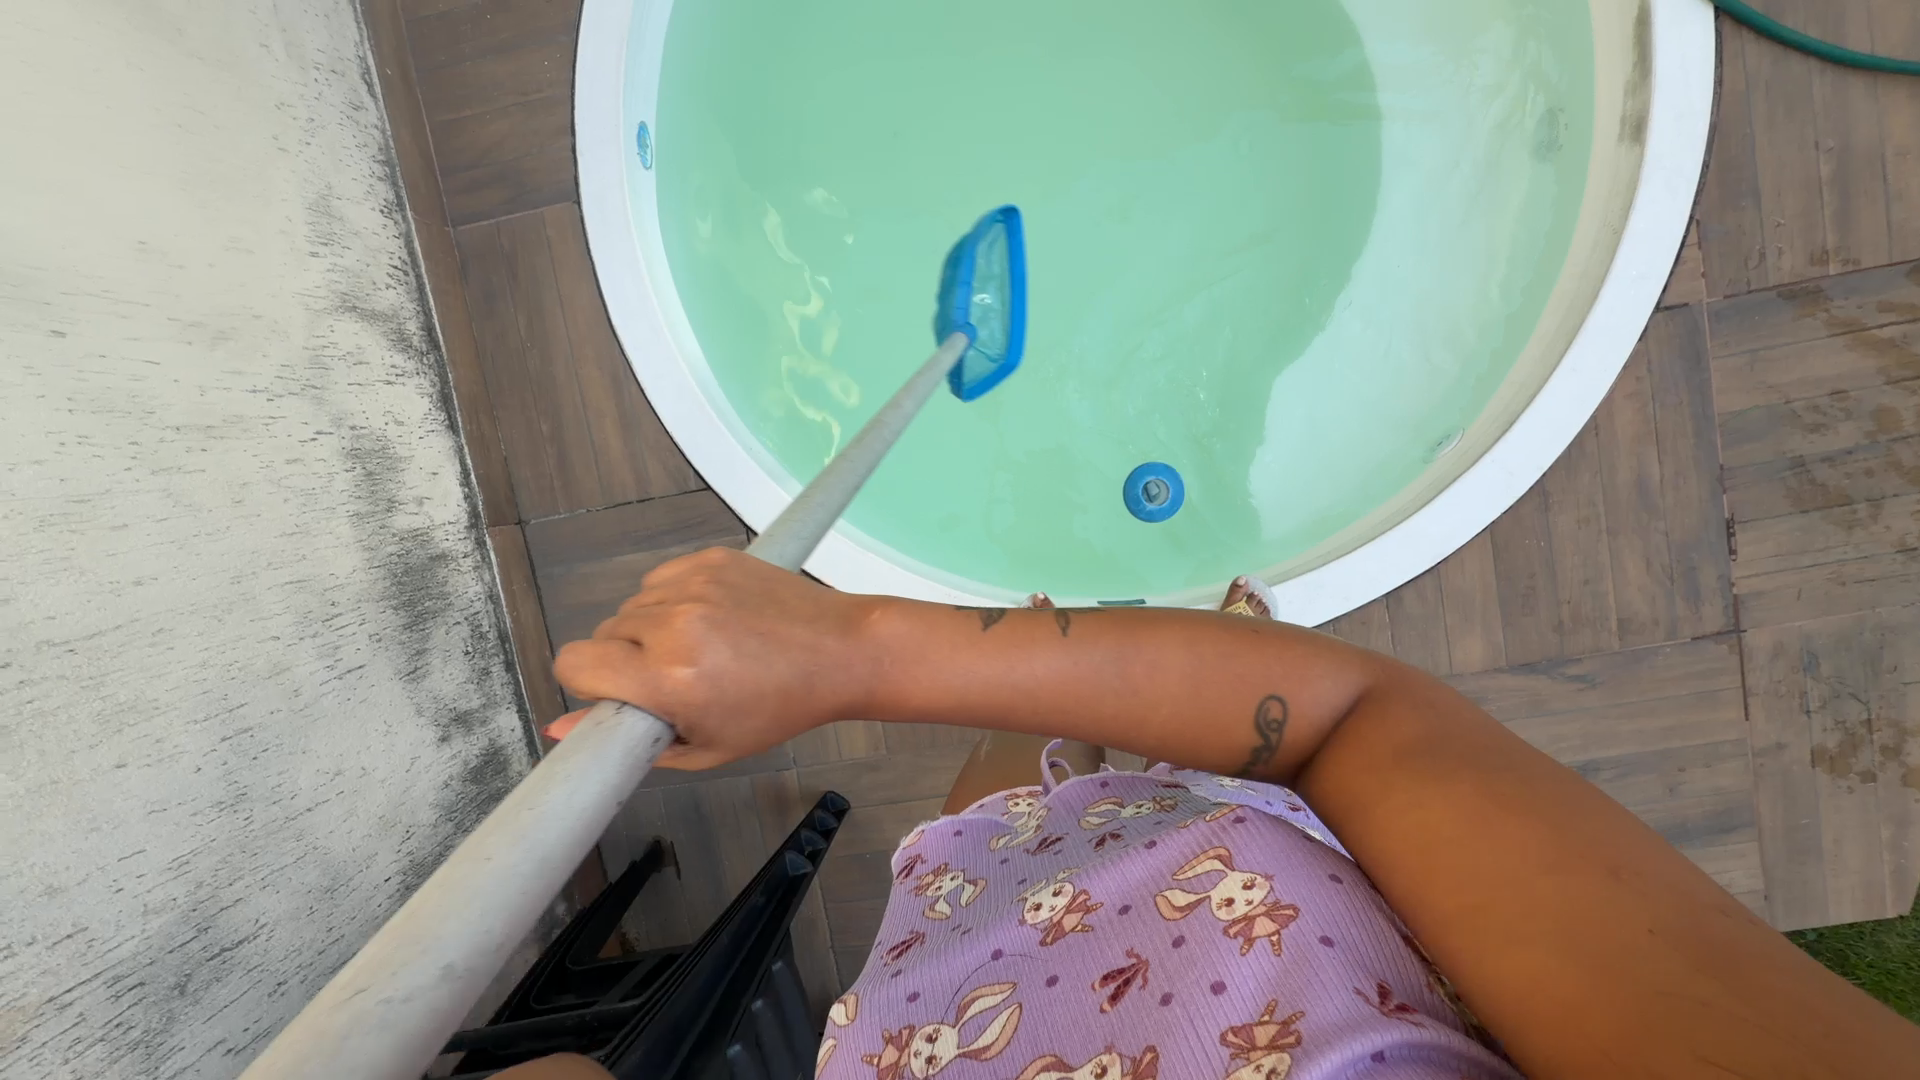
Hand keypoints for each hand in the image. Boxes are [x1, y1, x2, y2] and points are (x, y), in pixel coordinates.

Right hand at [549, 547, 879, 769]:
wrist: (840, 650)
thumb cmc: (780, 707)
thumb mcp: (707, 747)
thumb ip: (630, 740)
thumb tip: (559, 727)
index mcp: (667, 676)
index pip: (574, 662)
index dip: (589, 681)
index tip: (619, 690)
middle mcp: (673, 622)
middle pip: (602, 633)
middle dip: (627, 657)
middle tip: (677, 674)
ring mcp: (694, 583)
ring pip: (633, 604)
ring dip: (652, 626)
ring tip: (705, 645)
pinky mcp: (713, 558)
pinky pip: (663, 578)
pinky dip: (677, 598)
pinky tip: (717, 618)